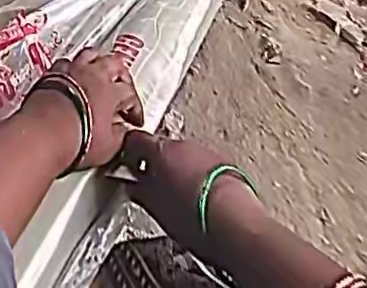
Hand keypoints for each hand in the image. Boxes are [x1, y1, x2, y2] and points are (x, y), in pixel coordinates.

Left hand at [38, 47, 143, 169]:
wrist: (47, 128)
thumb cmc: (77, 136)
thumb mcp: (110, 145)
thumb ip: (120, 134)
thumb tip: (122, 131)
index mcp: (111, 91)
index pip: (130, 93)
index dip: (135, 107)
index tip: (133, 119)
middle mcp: (93, 74)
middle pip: (114, 63)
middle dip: (122, 75)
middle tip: (123, 86)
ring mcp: (73, 69)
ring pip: (91, 54)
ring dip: (98, 61)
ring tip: (100, 70)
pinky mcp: (54, 70)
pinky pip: (68, 61)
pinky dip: (73, 66)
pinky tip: (73, 73)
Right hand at [120, 132, 259, 245]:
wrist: (238, 227)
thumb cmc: (195, 216)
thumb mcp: (155, 207)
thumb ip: (139, 190)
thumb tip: (132, 186)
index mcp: (158, 148)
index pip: (134, 140)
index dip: (128, 153)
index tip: (128, 167)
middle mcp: (181, 144)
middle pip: (161, 146)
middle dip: (156, 163)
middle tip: (153, 185)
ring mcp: (205, 153)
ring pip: (184, 156)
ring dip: (178, 170)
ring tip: (179, 196)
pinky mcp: (226, 166)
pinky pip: (204, 166)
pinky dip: (199, 177)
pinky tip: (200, 198)